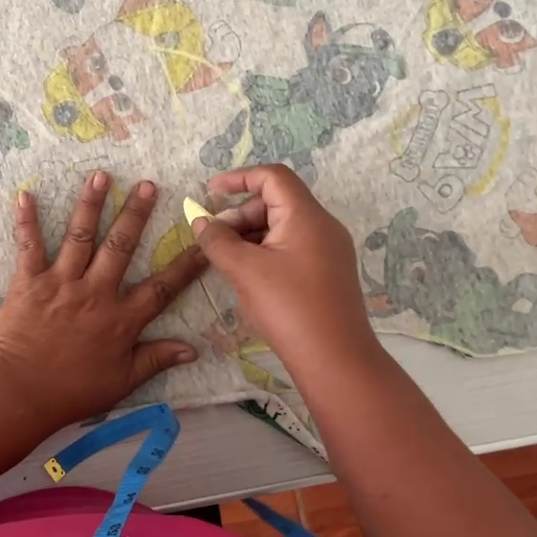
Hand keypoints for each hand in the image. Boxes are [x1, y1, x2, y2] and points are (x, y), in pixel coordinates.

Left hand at [0, 171, 206, 430]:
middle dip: (136, 214)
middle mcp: (96, 292)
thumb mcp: (123, 382)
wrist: (21, 389)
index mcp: (122, 319)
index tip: (205, 241)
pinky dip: (26, 220)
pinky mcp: (29, 280)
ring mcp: (62, 282)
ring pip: (80, 236)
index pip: (163, 288)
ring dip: (90, 204)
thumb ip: (156, 359)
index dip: (186, 265)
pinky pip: (29, 246)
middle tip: (148, 184)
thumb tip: (194, 349)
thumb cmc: (72, 390)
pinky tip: (26, 195)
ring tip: (100, 175)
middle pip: (121, 247)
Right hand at [190, 164, 380, 368]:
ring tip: (225, 259)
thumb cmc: (289, 306)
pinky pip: (289, 246)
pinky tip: (245, 273)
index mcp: (306, 217)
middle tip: (214, 238)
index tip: (210, 191)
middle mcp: (322, 226)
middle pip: (274, 201)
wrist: (335, 358)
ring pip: (280, 225)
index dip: (239, 177)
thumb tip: (200, 221)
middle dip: (239, 214)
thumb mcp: (243, 269)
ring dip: (248, 234)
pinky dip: (262, 250)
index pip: (272, 177)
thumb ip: (217, 240)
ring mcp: (327, 250)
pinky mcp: (325, 271)